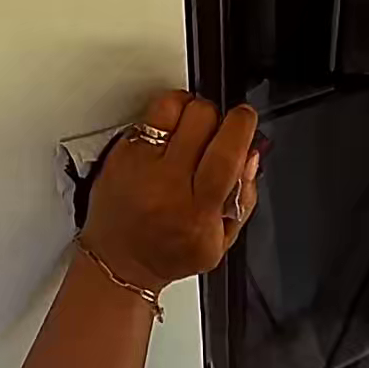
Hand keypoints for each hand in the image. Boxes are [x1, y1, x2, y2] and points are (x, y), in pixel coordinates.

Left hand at [78, 91, 260, 293]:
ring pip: (171, 106)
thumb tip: (251, 155)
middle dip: (217, 115)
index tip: (246, 117)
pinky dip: (164, 116)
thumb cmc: (167, 252)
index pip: (225, 154)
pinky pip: (148, 115)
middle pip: (201, 118)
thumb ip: (243, 198)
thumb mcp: (218, 242)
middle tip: (216, 130)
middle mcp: (167, 183)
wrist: (118, 261)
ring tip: (191, 126)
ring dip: (188, 108)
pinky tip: (168, 134)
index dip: (241, 126)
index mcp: (197, 210)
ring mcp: (140, 164)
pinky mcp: (121, 152)